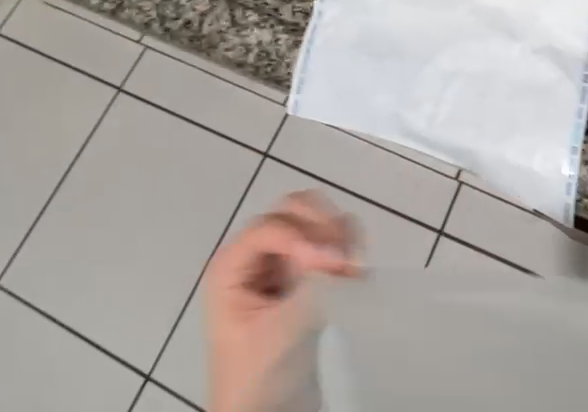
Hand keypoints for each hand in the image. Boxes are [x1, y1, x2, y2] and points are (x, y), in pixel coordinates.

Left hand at [202, 190, 359, 411]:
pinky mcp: (307, 273)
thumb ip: (308, 287)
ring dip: (338, 233)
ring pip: (315, 217)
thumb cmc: (258, 378)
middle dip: (321, 226)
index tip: (330, 265)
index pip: (269, 228)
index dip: (299, 238)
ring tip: (351, 266)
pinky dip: (347, 244)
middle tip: (342, 259)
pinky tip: (355, 272)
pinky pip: (330, 239)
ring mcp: (283, 261)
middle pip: (292, 209)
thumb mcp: (280, 332)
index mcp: (232, 267)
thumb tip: (337, 255)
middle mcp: (256, 255)